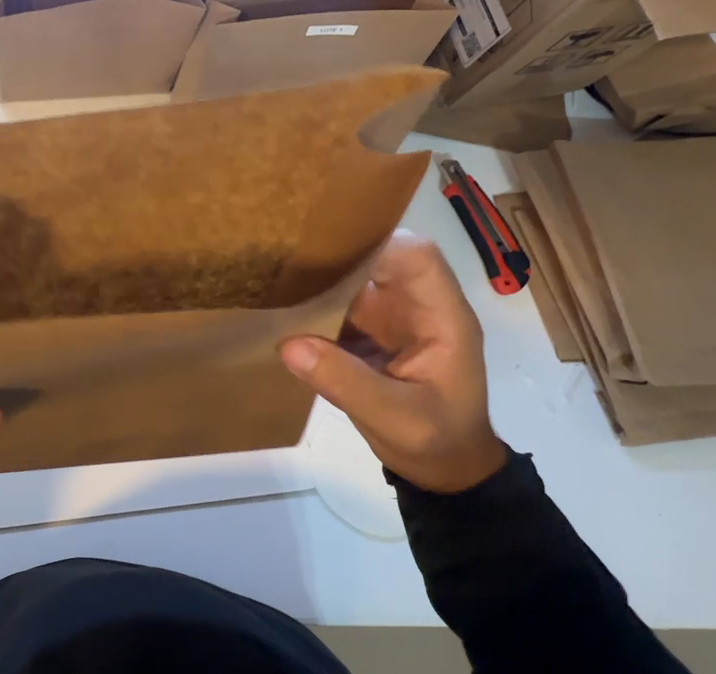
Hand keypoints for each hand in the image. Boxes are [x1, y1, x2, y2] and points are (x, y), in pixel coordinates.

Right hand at [279, 232, 507, 493]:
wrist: (445, 471)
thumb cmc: (437, 441)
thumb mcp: (397, 420)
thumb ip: (346, 382)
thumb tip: (288, 344)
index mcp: (441, 317)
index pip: (416, 257)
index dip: (375, 244)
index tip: (322, 247)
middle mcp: (415, 306)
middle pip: (378, 256)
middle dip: (334, 251)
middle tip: (282, 251)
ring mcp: (388, 316)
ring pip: (351, 275)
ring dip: (315, 273)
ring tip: (270, 271)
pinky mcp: (364, 330)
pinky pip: (335, 300)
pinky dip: (308, 297)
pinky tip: (277, 299)